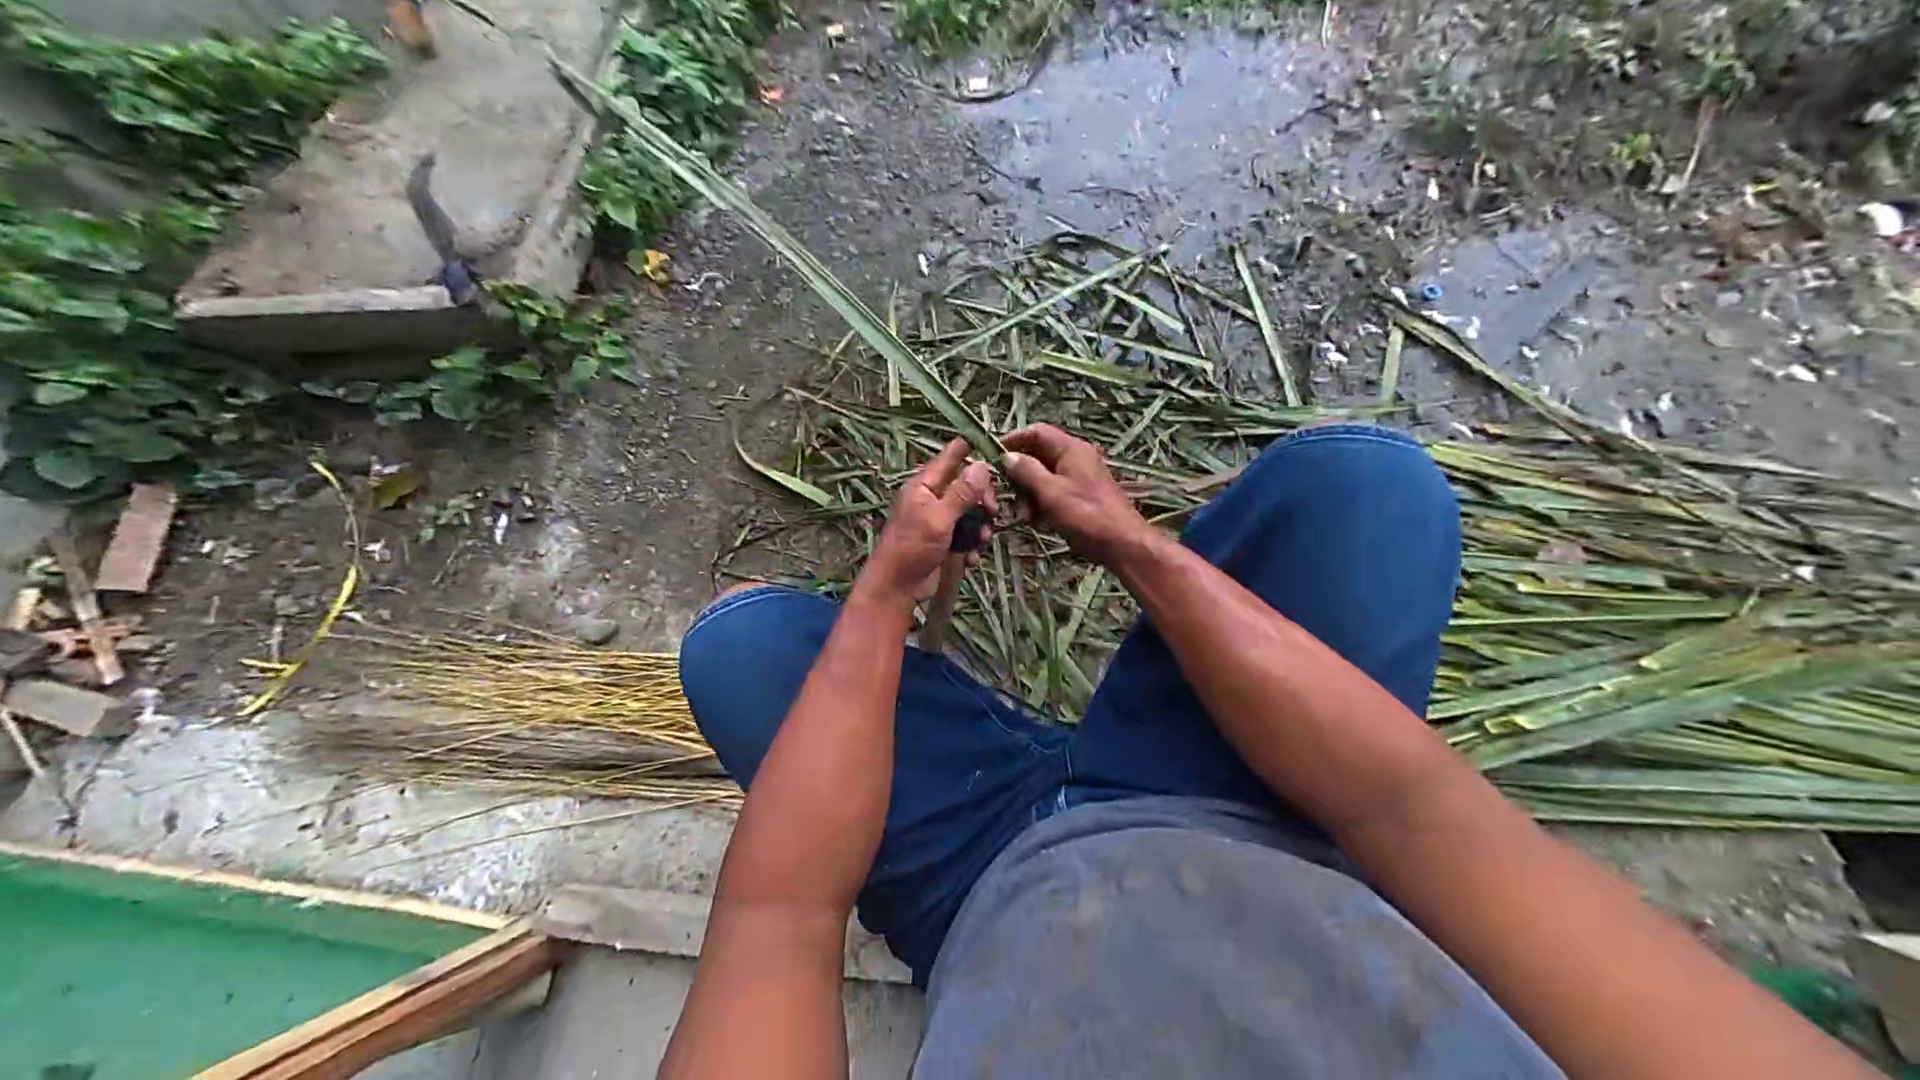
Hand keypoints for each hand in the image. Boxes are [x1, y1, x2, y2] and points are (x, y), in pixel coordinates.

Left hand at [854, 438, 995, 608]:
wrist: (897, 587)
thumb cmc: (912, 547)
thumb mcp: (939, 517)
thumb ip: (962, 493)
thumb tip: (983, 465)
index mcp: (924, 484)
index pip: (951, 457)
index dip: (972, 452)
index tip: (996, 455)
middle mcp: (931, 497)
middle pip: (967, 486)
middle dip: (983, 499)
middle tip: (992, 512)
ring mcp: (938, 519)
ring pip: (970, 512)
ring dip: (980, 526)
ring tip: (982, 540)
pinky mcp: (944, 540)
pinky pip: (965, 534)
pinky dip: (972, 544)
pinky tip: (972, 556)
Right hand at [1003, 424, 1153, 564]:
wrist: (1121, 543)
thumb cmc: (1085, 514)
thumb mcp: (1050, 492)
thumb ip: (1026, 471)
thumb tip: (1007, 456)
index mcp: (1071, 449)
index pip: (1037, 432)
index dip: (1014, 440)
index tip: (994, 457)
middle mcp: (1076, 458)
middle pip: (1038, 457)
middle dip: (1021, 478)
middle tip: (1013, 498)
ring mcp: (1079, 478)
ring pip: (1044, 478)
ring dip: (1030, 496)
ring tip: (1028, 517)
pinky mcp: (1081, 497)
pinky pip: (1054, 494)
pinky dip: (1043, 505)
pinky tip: (1041, 523)